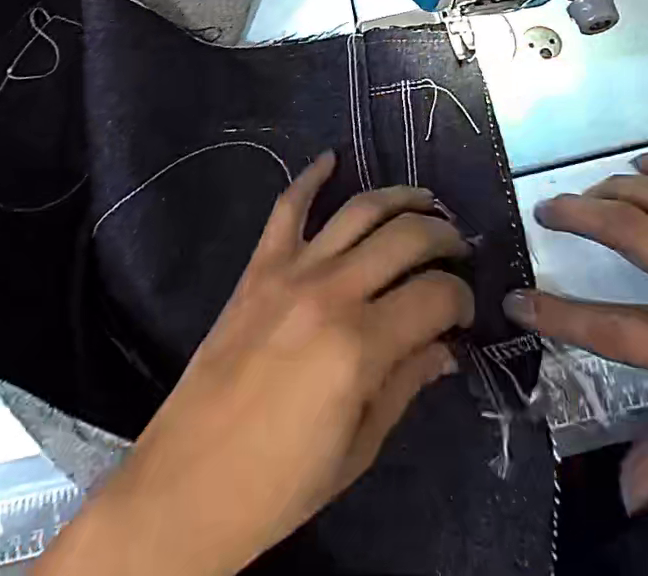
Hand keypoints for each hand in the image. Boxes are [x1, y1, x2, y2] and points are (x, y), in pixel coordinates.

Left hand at [41, 152, 473, 575]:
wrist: (182, 489)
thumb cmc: (280, 483)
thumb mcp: (361, 445)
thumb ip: (410, 381)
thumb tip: (447, 346)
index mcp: (361, 345)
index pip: (436, 295)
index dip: (462, 299)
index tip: (465, 313)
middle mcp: (331, 293)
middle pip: (408, 236)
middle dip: (446, 238)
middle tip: (459, 252)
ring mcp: (290, 273)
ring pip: (360, 210)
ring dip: (402, 198)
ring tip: (427, 202)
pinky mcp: (257, 270)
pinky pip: (286, 209)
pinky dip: (310, 178)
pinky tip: (332, 159)